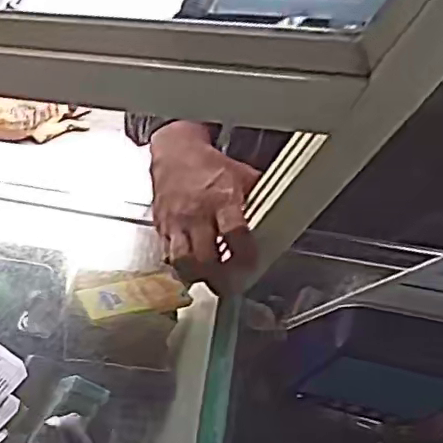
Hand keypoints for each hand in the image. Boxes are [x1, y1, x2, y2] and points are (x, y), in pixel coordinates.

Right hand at [148, 121, 262, 289]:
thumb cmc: (208, 166)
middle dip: (218, 276)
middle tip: (229, 286)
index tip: (250, 267)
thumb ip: (256, 198)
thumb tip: (279, 212)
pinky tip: (190, 269)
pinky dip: (180, 266)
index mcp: (223, 198)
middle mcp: (198, 214)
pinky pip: (168, 255)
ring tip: (206, 282)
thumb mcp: (240, 175)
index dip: (243, 255)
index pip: (235, 234)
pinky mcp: (163, 229)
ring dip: (196, 276)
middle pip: (206, 256)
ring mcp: (177, 223)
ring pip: (182, 261)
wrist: (174, 156)